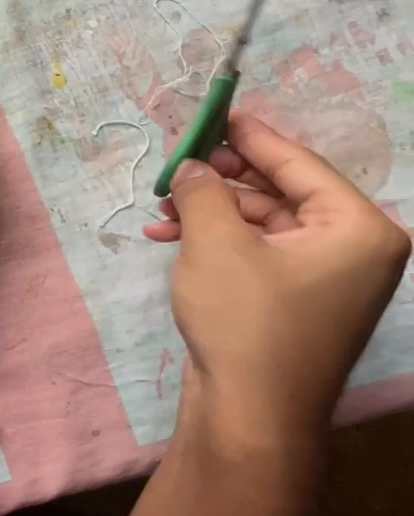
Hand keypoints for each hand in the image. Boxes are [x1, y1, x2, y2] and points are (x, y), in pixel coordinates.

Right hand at [144, 111, 409, 447]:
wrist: (253, 403)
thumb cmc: (246, 317)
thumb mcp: (214, 244)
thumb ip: (204, 193)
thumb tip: (196, 164)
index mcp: (357, 227)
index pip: (299, 164)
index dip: (252, 136)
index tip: (215, 113)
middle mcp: (353, 245)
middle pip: (281, 190)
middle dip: (222, 179)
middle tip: (174, 166)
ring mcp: (326, 273)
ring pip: (261, 220)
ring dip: (207, 210)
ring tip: (159, 210)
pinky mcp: (295, 294)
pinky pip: (255, 247)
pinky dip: (212, 237)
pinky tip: (167, 236)